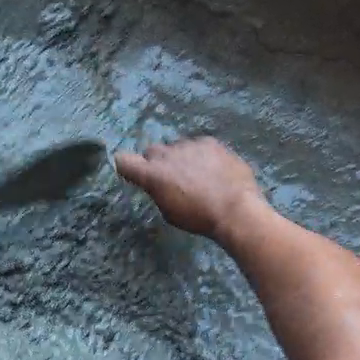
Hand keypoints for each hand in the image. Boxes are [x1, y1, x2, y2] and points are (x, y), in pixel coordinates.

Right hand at [114, 137, 269, 238]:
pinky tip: (213, 169)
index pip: (123, 160)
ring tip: (197, 175)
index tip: (134, 173)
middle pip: (152, 151)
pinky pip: (198, 146)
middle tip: (170, 178)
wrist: (235, 209)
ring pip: (177, 148)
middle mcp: (166, 154)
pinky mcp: (209, 142)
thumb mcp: (169, 212)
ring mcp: (189, 145)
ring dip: (181, 158)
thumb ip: (159, 191)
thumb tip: (160, 183)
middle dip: (157, 162)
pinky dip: (201, 155)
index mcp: (152, 174)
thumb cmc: (198, 218)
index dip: (126, 166)